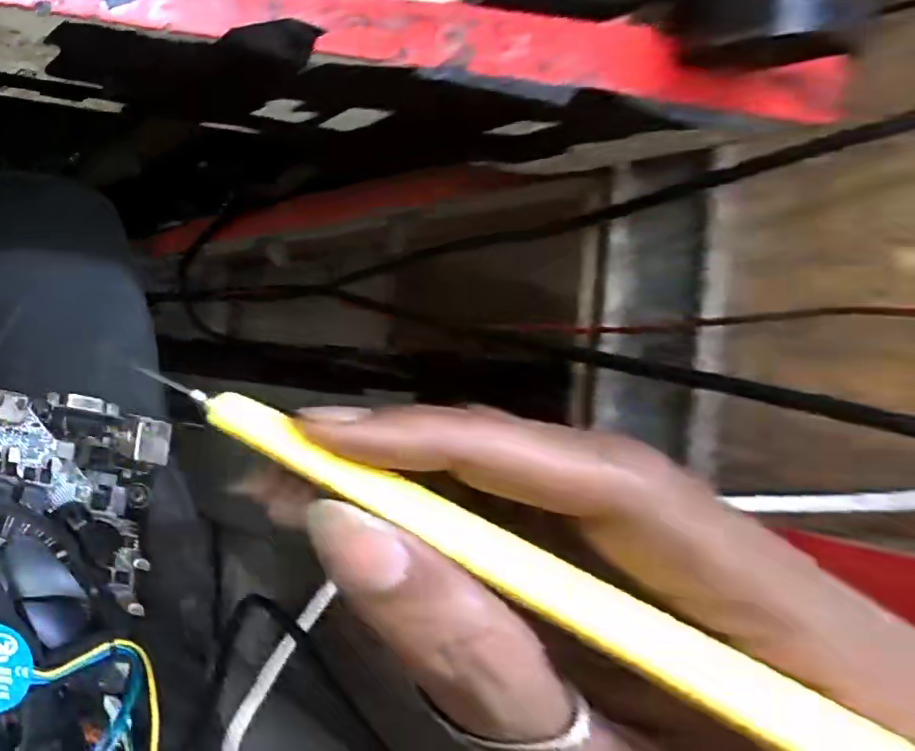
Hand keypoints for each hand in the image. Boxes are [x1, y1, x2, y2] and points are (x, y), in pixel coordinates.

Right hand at [245, 405, 914, 748]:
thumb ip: (478, 663)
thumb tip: (336, 522)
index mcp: (815, 636)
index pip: (613, 482)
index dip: (453, 441)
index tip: (323, 432)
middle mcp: (745, 577)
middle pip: (549, 473)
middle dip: (402, 457)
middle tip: (282, 454)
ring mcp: (679, 580)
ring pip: (514, 493)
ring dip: (393, 484)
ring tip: (289, 485)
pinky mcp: (617, 591)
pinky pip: (505, 531)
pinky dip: (417, 522)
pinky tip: (352, 520)